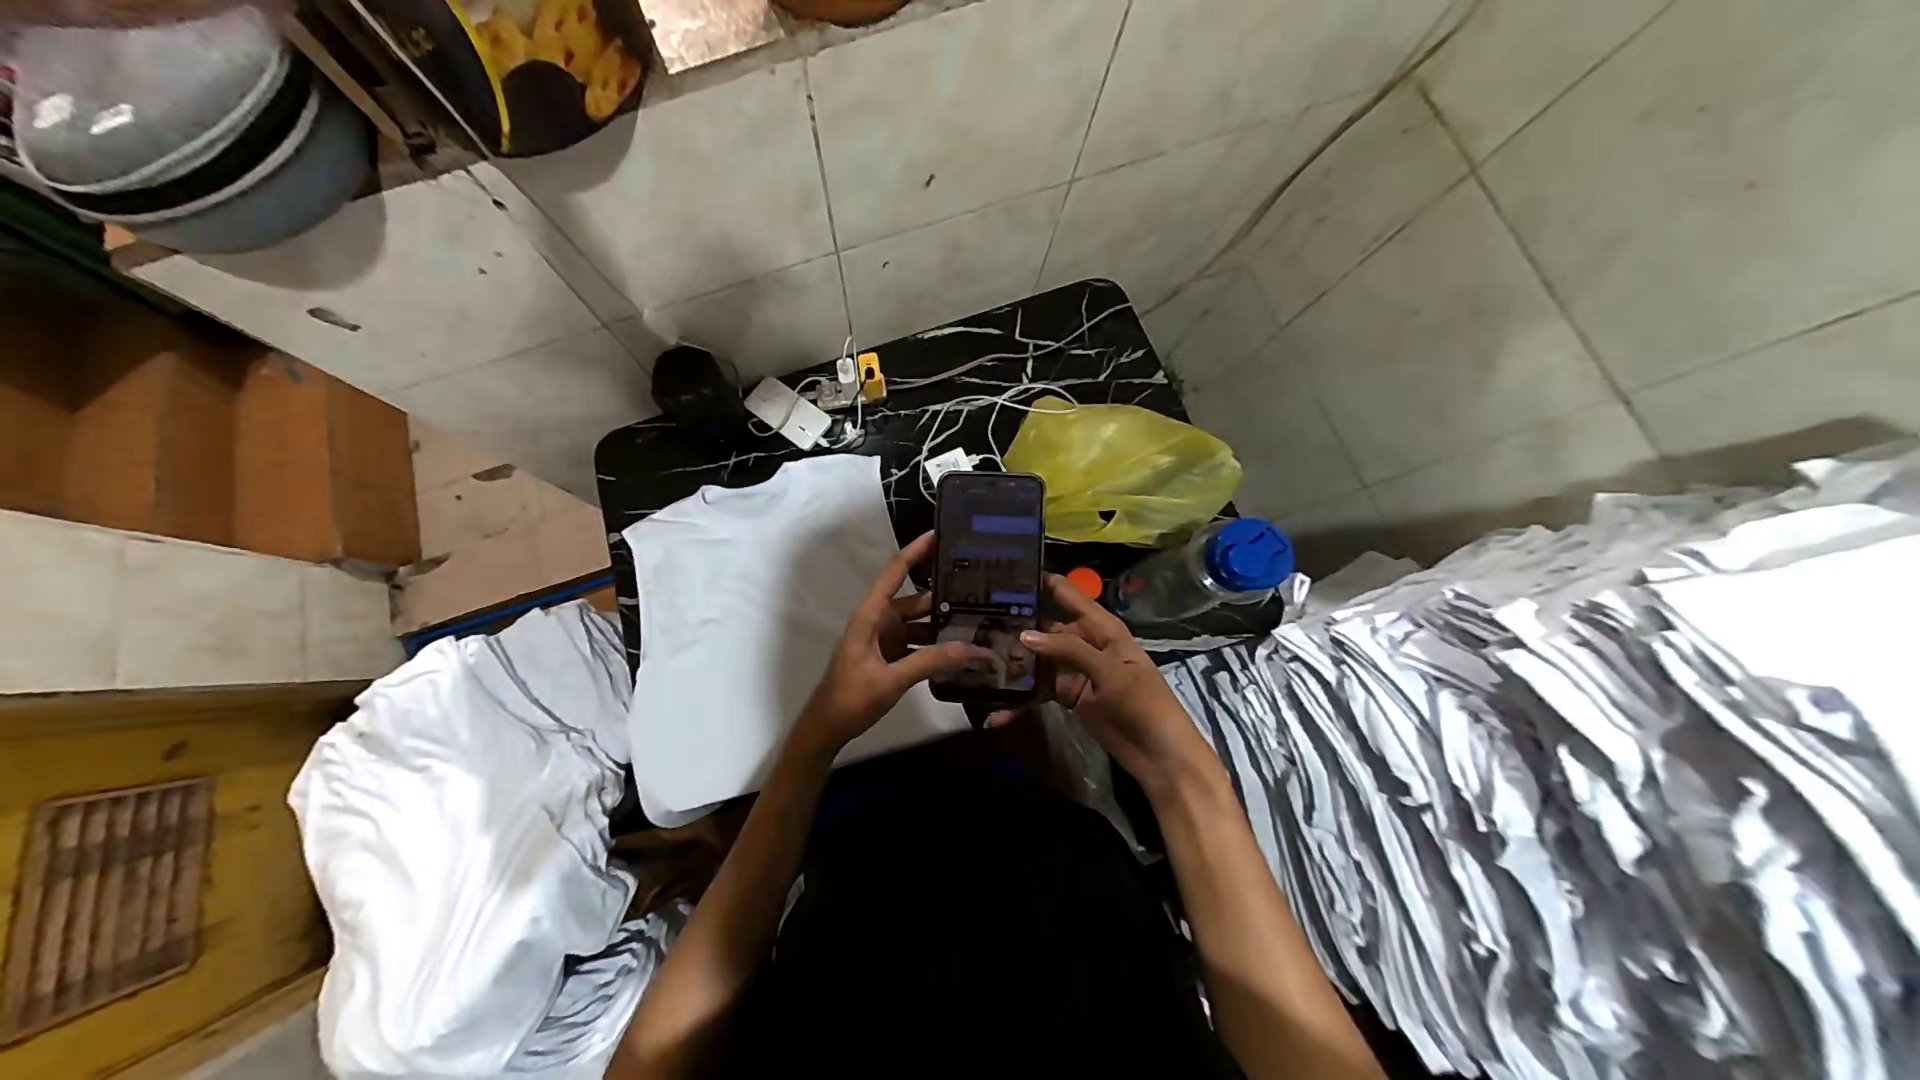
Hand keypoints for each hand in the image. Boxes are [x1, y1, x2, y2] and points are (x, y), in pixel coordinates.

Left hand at [788, 531, 986, 761]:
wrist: (826, 729)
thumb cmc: (849, 700)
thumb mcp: (890, 681)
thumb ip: (928, 663)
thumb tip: (969, 647)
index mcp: (869, 617)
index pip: (893, 574)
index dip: (914, 552)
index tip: (937, 534)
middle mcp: (878, 622)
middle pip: (914, 600)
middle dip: (943, 594)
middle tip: (979, 587)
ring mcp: (884, 640)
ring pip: (920, 624)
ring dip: (943, 624)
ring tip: (979, 620)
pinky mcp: (890, 657)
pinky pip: (918, 643)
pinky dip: (937, 645)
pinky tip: (962, 649)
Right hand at [992, 573, 1222, 796]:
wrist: (1159, 754)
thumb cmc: (1144, 703)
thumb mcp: (1110, 671)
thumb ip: (1069, 649)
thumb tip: (1025, 634)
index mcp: (1100, 627)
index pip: (1066, 593)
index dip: (1039, 581)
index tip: (1004, 573)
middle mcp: (1082, 642)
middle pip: (1043, 626)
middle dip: (1013, 624)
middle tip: (972, 621)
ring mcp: (1072, 670)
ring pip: (1035, 659)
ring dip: (1011, 663)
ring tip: (974, 661)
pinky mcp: (1065, 695)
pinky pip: (1036, 692)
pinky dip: (1018, 702)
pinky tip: (995, 713)